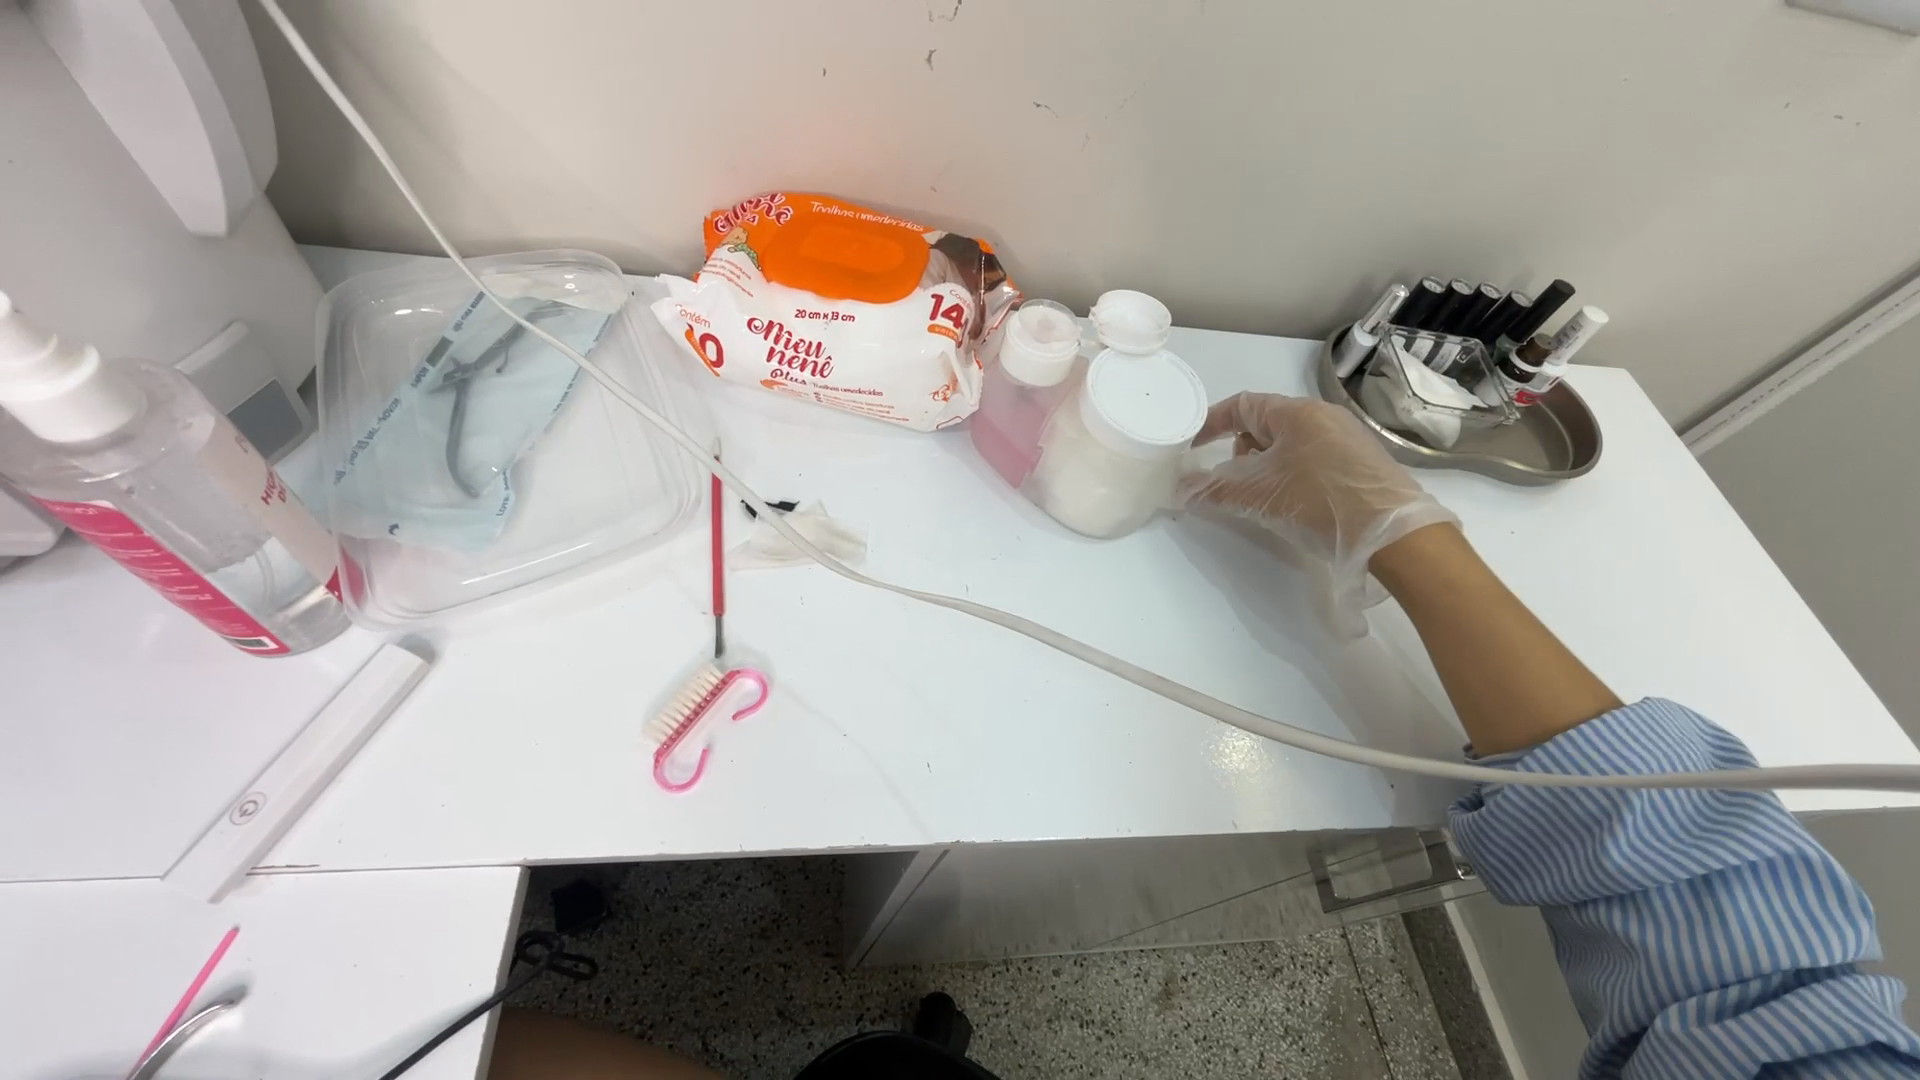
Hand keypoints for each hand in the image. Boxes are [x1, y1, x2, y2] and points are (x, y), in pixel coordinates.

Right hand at [1180, 392, 1457, 633]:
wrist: (1394, 534)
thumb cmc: (1319, 502)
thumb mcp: (1258, 496)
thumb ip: (1214, 490)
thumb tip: (1180, 490)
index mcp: (1296, 413)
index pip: (1241, 405)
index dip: (1211, 422)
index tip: (1191, 445)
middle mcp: (1322, 416)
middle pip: (1265, 423)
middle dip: (1239, 448)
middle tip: (1229, 478)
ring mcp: (1346, 438)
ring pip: (1289, 442)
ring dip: (1264, 463)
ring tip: (1261, 494)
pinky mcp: (1360, 462)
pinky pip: (1311, 456)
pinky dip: (1290, 471)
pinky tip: (1293, 500)